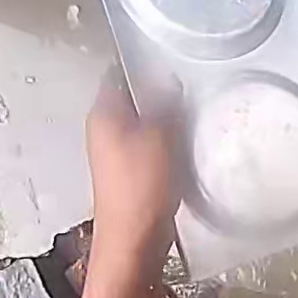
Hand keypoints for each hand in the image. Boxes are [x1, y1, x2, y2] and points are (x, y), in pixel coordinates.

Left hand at [86, 77, 178, 273]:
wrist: (135, 237)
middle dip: (161, 94)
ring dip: (167, 120)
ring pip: (145, 123)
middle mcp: (105, 130)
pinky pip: (152, 146)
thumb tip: (168, 80)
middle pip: (134, 99)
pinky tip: (187, 148)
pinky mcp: (133, 173)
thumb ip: (163, 104)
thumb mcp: (158, 136)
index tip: (171, 60)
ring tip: (194, 117)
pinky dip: (169, 143)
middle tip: (191, 90)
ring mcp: (118, 153)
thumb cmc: (142, 186)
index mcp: (104, 114)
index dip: (142, 64)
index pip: (118, 73)